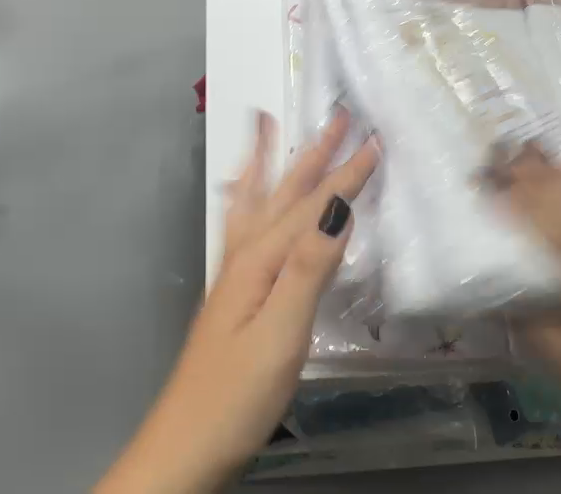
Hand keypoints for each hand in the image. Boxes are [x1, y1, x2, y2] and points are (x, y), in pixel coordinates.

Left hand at [95, 110, 378, 493]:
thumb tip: (337, 205)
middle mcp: (244, 256)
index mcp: (260, 261)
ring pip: (258, 203)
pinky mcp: (234, 294)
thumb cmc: (237, 394)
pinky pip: (243, 226)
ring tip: (269, 126)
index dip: (345, 174)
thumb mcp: (282, 333)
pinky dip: (248, 199)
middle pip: (284, 194)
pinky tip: (248, 198)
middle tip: (336, 115)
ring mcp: (234, 274)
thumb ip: (308, 268)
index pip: (311, 207)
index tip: (373, 139)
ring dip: (273, 164)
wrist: (186, 445)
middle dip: (312, 154)